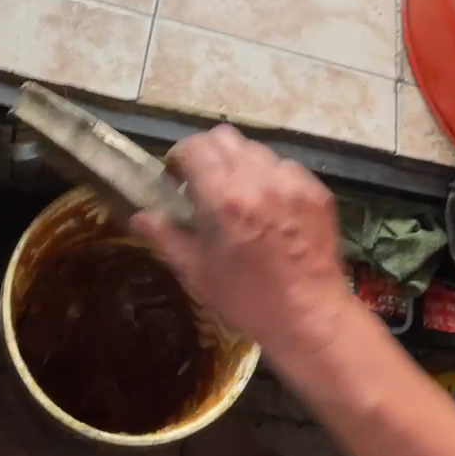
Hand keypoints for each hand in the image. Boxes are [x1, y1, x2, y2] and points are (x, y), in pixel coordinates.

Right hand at [132, 124, 355, 361]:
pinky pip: (284, 167)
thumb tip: (138, 216)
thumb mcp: (196, 272)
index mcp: (224, 198)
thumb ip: (164, 236)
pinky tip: (268, 208)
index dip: (179, 157)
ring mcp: (292, 182)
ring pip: (255, 150)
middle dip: (207, 154)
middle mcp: (259, 180)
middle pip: (224, 138)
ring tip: (238, 197)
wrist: (310, 317)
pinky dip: (269, 178)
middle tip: (202, 183)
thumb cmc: (247, 298)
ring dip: (239, 165)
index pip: (195, 147)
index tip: (176, 177)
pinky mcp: (316, 190)